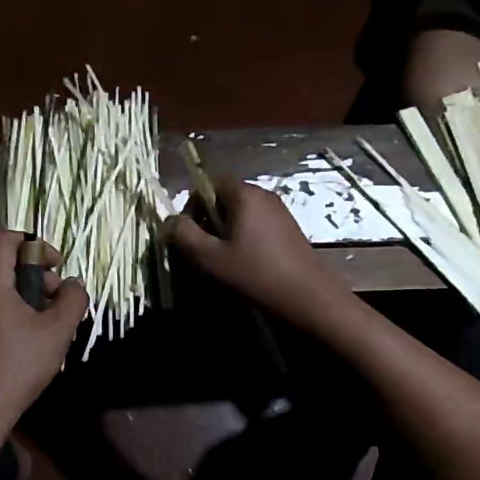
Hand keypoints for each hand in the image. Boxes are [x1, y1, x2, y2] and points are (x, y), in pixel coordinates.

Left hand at [0, 231, 87, 426]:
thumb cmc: (20, 362)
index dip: (35, 243)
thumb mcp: (58, 329)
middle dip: (37, 272)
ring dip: (31, 294)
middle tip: (60, 296)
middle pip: (5, 261)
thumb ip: (73, 299)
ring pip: (2, 285)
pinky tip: (37, 335)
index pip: (6, 238)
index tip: (57, 265)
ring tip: (53, 319)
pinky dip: (18, 309)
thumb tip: (74, 285)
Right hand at [166, 180, 356, 329]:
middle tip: (203, 250)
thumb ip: (185, 235)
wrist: (309, 296)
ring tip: (222, 260)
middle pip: (225, 197)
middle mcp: (263, 195)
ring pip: (241, 213)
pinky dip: (244, 238)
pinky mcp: (288, 229)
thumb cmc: (256, 274)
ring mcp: (279, 211)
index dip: (192, 205)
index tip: (189, 233)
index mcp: (244, 194)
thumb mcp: (211, 258)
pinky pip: (257, 224)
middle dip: (208, 220)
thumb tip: (170, 221)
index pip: (209, 183)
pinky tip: (245, 264)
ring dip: (225, 232)